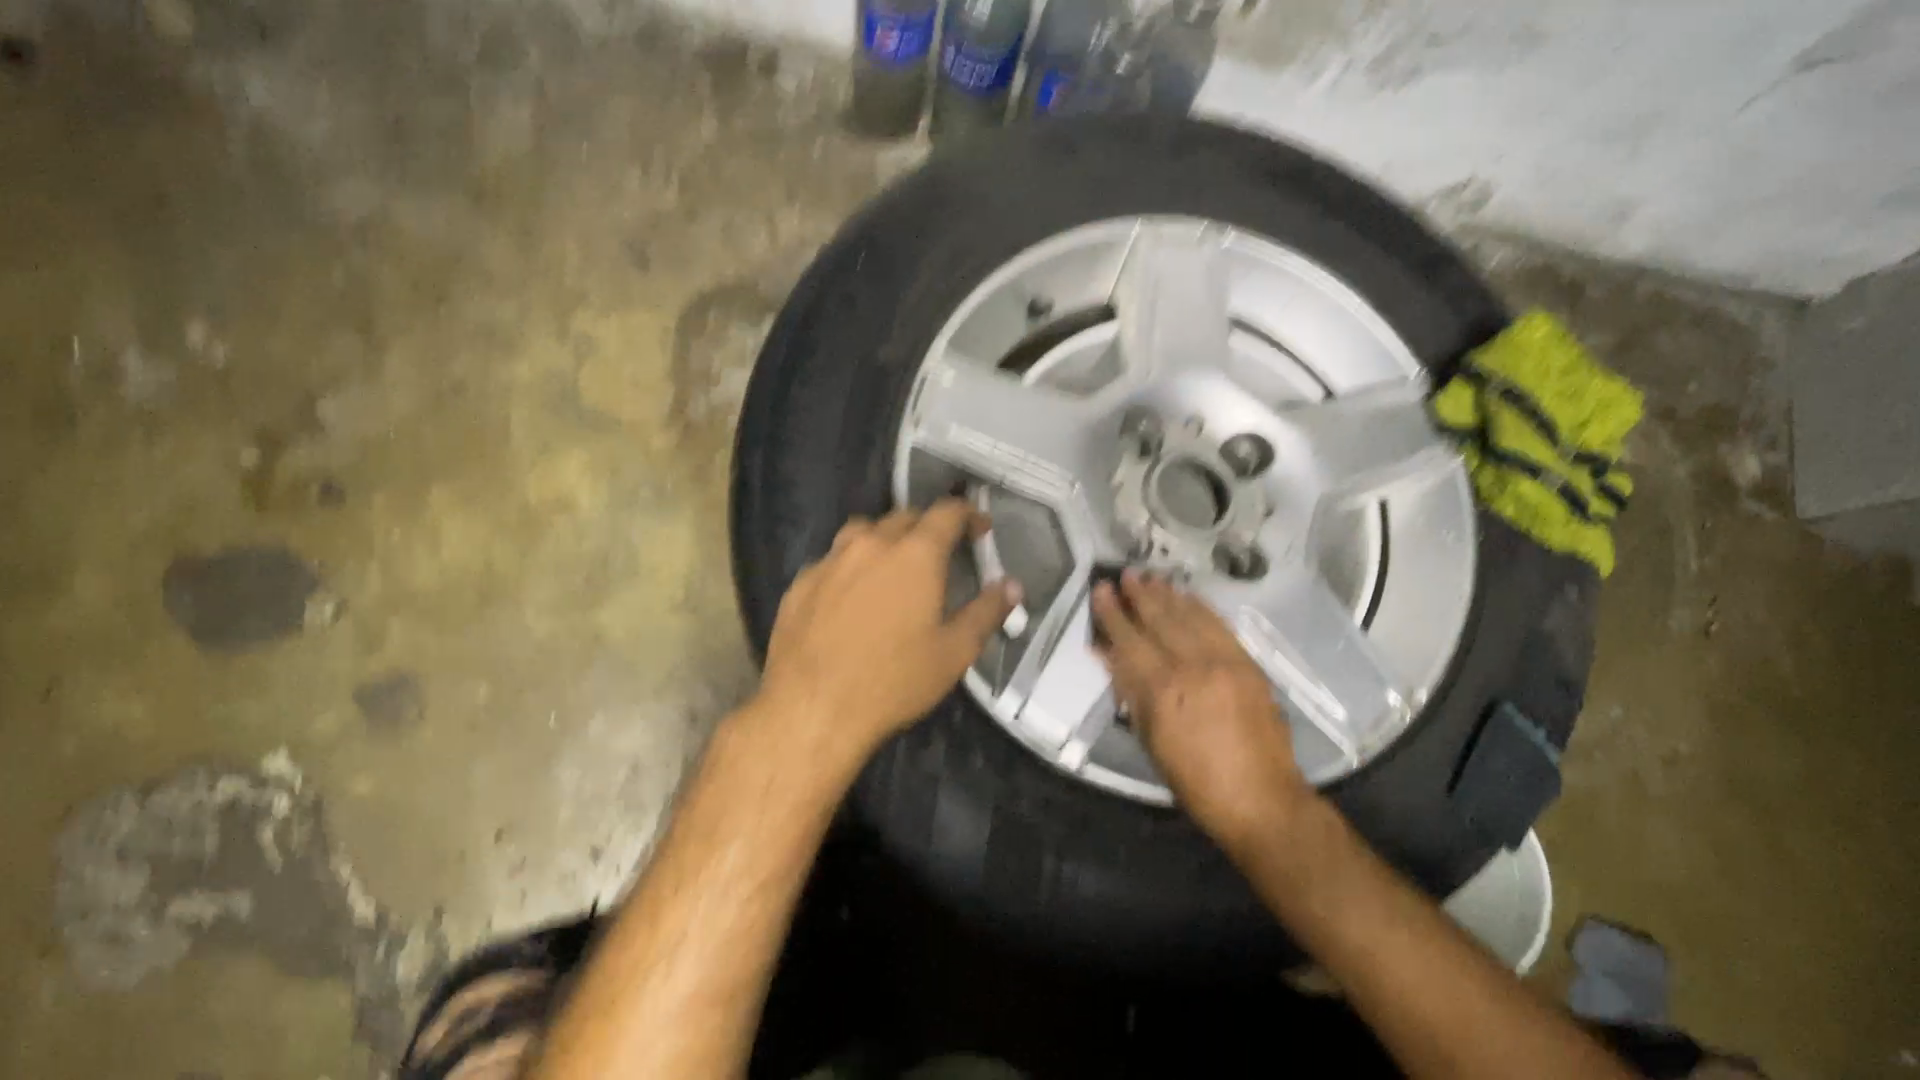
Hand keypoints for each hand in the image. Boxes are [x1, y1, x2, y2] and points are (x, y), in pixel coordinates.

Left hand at [751, 498, 1021, 763]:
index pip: (947, 513)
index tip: (980, 528)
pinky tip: (850, 597)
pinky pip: (832, 561)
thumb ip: (986, 612)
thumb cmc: (893, 681)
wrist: (812, 708)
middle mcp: (870, 544)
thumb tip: (1012, 585)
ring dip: (885, 540)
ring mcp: (829, 561)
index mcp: (915, 554)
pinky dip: (850, 567)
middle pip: (903, 517)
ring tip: (893, 566)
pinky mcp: (800, 583)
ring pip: (862, 533)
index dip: (968, 514)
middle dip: (927, 527)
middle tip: (941, 552)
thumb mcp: (954, 653)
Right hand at [1092, 571, 1314, 852]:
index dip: (1113, 614)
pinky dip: (1201, 608)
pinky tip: (1188, 598)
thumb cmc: (1196, 782)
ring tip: (1151, 578)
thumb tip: (1110, 656)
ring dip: (1169, 596)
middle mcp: (1194, 666)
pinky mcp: (1249, 665)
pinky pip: (1221, 626)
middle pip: (1161, 620)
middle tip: (1125, 574)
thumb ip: (1131, 692)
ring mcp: (1226, 662)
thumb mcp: (1152, 740)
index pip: (1130, 641)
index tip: (1101, 590)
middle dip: (1140, 596)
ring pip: (1192, 617)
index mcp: (1164, 690)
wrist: (1262, 799)